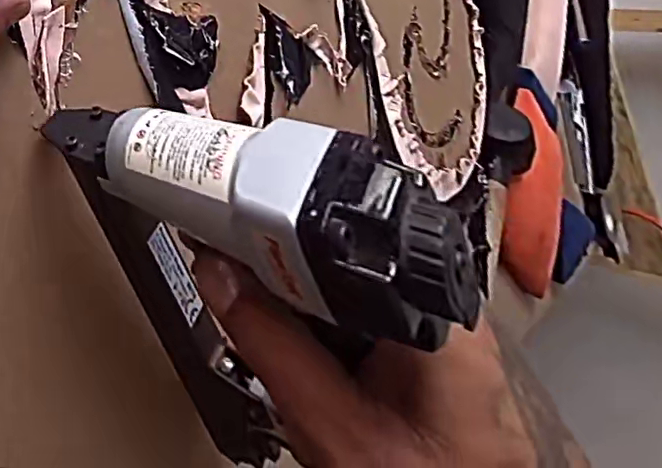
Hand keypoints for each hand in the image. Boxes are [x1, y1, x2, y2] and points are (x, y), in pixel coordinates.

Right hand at [194, 250, 572, 467]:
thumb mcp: (331, 426)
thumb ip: (269, 342)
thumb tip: (216, 270)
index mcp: (440, 323)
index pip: (334, 242)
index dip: (271, 234)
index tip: (225, 239)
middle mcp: (446, 326)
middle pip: (333, 266)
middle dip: (276, 277)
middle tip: (232, 288)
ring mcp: (436, 351)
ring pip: (338, 297)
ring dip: (291, 310)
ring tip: (262, 334)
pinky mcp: (423, 372)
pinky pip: (351, 328)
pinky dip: (313, 336)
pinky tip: (297, 365)